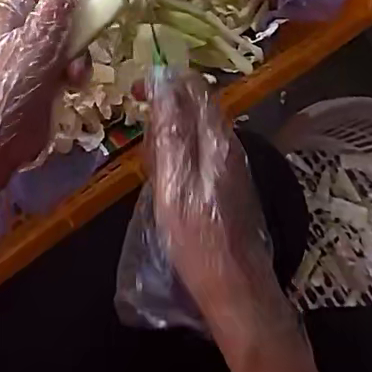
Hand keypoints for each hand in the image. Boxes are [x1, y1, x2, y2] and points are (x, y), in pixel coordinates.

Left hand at [0, 0, 82, 184]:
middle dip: (77, 19)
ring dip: (80, 51)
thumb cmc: (11, 84)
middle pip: (56, 11)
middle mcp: (22, 33)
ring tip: (76, 70)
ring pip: (68, 40)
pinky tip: (74, 84)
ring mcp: (34, 59)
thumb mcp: (36, 41)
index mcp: (11, 16)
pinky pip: (69, 66)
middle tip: (96, 21)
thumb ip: (56, 9)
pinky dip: (76, 72)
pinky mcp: (46, 82)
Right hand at [145, 70, 299, 354]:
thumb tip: (162, 83)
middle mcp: (228, 144)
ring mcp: (229, 164)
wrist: (236, 291)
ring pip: (195, 128)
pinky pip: (197, 150)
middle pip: (196, 105)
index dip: (165, 80)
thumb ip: (170, 131)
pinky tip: (163, 177)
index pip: (195, 87)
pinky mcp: (226, 184)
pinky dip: (175, 153)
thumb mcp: (174, 182)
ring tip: (147, 157)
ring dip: (168, 131)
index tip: (135, 90)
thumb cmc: (199, 239)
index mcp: (217, 139)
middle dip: (164, 105)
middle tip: (138, 128)